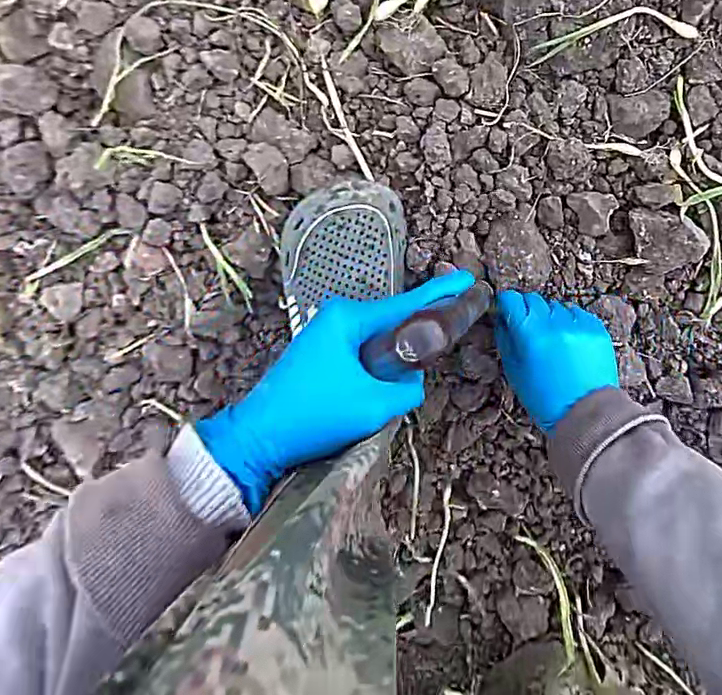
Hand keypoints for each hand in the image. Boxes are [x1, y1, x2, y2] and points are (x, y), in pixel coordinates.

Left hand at [197, 269, 475, 509]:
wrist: (254, 442)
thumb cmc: (312, 417)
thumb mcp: (374, 407)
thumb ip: (409, 389)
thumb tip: (413, 380)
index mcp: (349, 319)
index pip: (408, 303)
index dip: (442, 292)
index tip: (468, 279)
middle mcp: (339, 316)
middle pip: (396, 321)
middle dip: (417, 336)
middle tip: (438, 343)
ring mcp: (328, 332)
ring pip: (381, 340)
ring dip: (393, 359)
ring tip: (391, 385)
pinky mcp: (323, 351)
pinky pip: (365, 350)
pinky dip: (378, 364)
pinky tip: (379, 384)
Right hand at [494, 291, 617, 431]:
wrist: (586, 413)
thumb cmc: (547, 399)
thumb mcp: (516, 372)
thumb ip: (506, 339)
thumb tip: (502, 317)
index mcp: (531, 334)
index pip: (513, 299)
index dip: (507, 303)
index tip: (507, 308)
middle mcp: (555, 323)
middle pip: (535, 299)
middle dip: (529, 310)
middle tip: (530, 330)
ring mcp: (578, 324)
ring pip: (558, 306)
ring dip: (552, 318)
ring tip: (554, 342)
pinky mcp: (597, 327)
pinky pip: (578, 315)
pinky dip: (572, 323)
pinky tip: (571, 344)